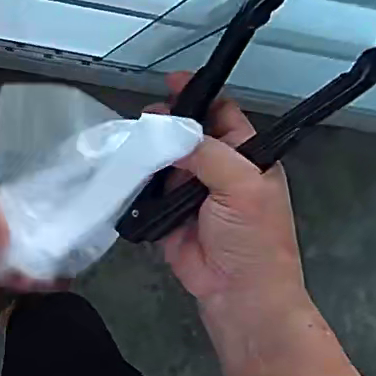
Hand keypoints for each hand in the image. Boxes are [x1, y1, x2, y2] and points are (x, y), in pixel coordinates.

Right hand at [150, 71, 305, 306]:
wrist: (238, 293)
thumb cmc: (253, 238)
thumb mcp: (241, 186)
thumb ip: (207, 153)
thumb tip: (171, 132)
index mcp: (245, 157)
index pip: (222, 114)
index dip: (199, 95)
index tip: (172, 82)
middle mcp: (217, 170)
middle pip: (186, 135)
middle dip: (165, 125)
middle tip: (143, 121)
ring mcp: (190, 192)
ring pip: (163, 160)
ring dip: (147, 152)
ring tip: (128, 143)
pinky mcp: (166, 215)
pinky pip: (147, 191)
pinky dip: (135, 181)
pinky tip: (121, 170)